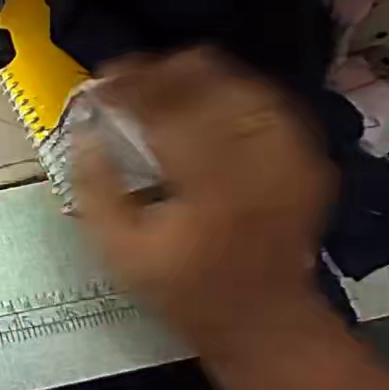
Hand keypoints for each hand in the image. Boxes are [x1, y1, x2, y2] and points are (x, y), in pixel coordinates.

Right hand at [75, 48, 335, 351]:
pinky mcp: (304, 158)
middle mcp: (257, 159)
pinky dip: (230, 92)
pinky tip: (204, 99)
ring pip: (241, 84)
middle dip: (161, 71)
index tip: (101, 80)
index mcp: (209, 184)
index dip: (130, 85)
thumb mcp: (119, 249)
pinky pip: (267, 103)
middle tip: (125, 77)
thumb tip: (84, 134)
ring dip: (195, 76)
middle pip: (210, 83)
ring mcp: (289, 155)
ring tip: (160, 81)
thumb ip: (95, 189)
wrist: (261, 318)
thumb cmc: (182, 288)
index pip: (167, 109)